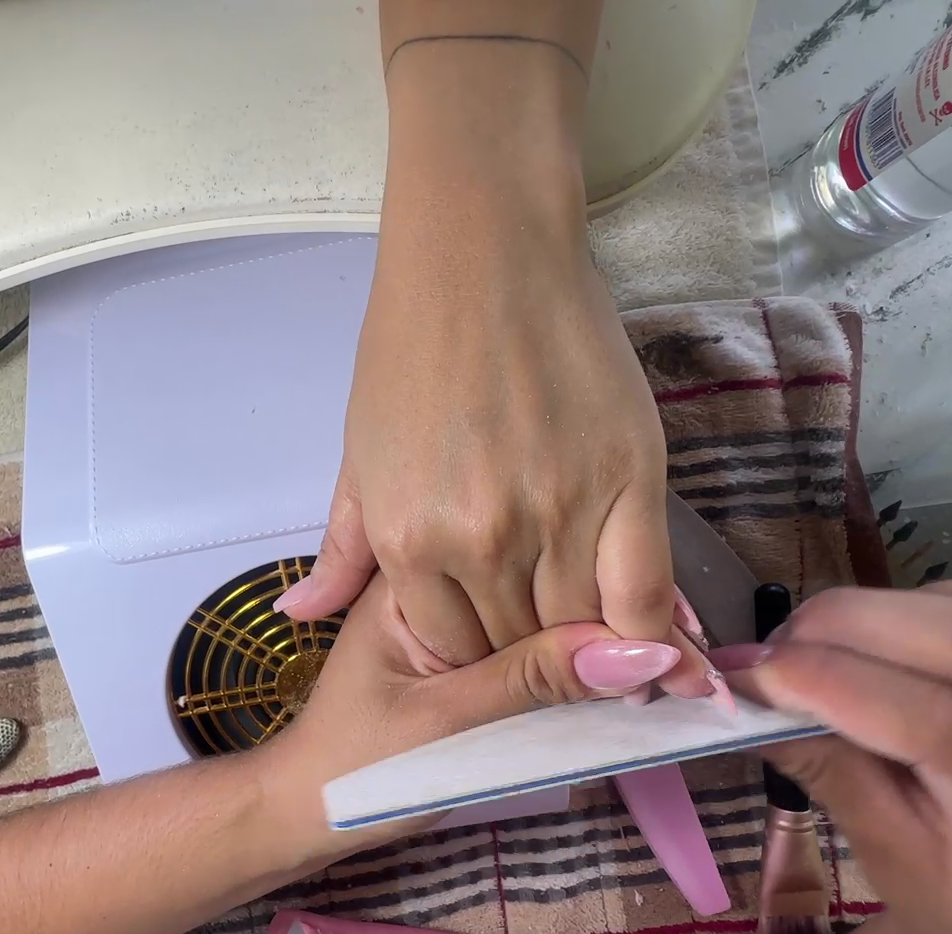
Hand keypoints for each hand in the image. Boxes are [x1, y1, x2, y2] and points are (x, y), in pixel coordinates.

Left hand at [259, 576, 683, 862]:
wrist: (305, 806)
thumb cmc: (354, 766)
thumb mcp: (440, 724)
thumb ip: (530, 685)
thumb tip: (638, 659)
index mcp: (415, 577)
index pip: (523, 570)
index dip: (604, 605)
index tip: (681, 643)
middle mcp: (441, 583)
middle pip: (545, 588)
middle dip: (625, 622)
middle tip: (706, 668)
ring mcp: (458, 617)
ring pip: (550, 615)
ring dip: (616, 641)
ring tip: (693, 671)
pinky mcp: (471, 654)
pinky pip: (536, 649)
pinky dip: (584, 664)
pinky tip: (641, 666)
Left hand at [274, 24, 706, 699]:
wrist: (481, 256)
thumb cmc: (406, 355)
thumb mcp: (357, 459)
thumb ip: (339, 553)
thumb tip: (295, 618)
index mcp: (407, 541)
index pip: (452, 650)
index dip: (475, 660)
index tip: (494, 654)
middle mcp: (481, 542)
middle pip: (514, 648)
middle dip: (526, 659)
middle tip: (546, 654)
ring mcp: (560, 513)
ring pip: (580, 630)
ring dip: (585, 649)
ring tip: (597, 654)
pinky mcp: (631, 479)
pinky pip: (647, 593)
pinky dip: (650, 633)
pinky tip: (656, 652)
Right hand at [731, 572, 951, 933]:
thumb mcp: (887, 855)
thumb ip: (825, 764)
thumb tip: (746, 687)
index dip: (843, 685)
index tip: (755, 672)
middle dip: (862, 628)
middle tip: (777, 642)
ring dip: (894, 607)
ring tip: (819, 634)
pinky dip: (942, 598)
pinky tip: (892, 627)